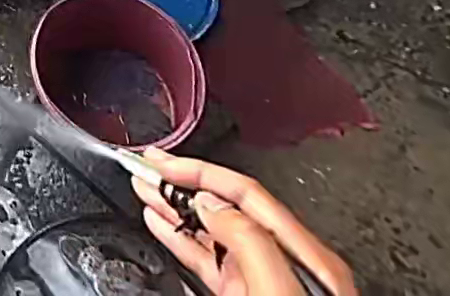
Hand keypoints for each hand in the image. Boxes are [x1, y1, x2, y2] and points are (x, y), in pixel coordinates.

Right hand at [132, 148, 356, 295]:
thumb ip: (248, 242)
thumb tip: (211, 202)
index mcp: (303, 255)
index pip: (244, 193)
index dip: (200, 172)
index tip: (162, 165)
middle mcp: (283, 263)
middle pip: (226, 207)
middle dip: (183, 183)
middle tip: (146, 169)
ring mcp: (265, 286)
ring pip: (213, 232)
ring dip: (176, 208)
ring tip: (146, 192)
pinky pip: (208, 261)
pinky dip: (181, 240)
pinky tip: (163, 227)